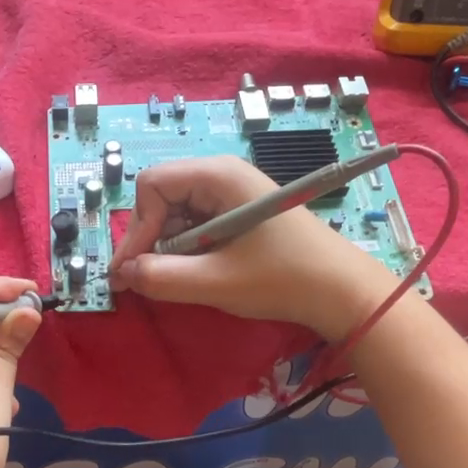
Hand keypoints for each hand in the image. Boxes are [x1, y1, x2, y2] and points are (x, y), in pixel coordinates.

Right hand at [110, 156, 399, 340]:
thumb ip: (163, 277)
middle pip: (161, 197)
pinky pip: (195, 224)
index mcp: (219, 176)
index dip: (137, 227)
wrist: (343, 292)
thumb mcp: (217, 282)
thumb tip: (124, 275)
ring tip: (176, 279)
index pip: (152, 185)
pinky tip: (196, 273)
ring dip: (167, 247)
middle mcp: (221, 176)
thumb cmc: (283, 278)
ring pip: (175, 213)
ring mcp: (231, 194)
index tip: (133, 269)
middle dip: (149, 238)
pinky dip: (185, 250)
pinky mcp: (237, 213)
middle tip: (144, 279)